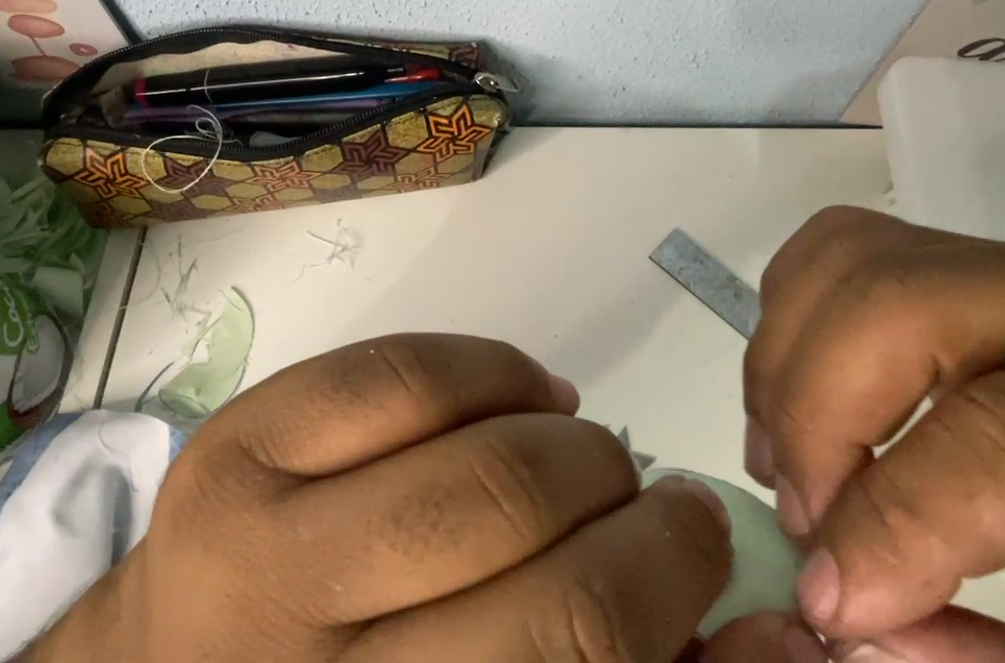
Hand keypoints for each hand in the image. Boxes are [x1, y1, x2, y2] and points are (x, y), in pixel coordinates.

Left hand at [23, 333, 733, 661]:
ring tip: (573, 450)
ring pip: (458, 429)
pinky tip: (514, 398)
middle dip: (618, 490)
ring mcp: (249, 524)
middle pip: (516, 511)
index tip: (701, 534)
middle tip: (638, 496)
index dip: (669, 568)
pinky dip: (482, 369)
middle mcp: (299, 637)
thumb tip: (774, 623)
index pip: (573, 634)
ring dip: (556, 428)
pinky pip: (391, 369)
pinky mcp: (230, 443)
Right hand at [736, 206, 1004, 661]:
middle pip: (898, 306)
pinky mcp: (968, 262)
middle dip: (814, 421)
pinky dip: (789, 326)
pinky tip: (806, 414)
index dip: (895, 518)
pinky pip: (836, 254)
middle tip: (806, 528)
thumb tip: (841, 627)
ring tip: (796, 474)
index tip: (831, 603)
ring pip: (847, 261)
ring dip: (787, 369)